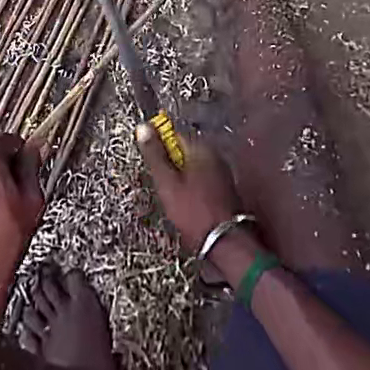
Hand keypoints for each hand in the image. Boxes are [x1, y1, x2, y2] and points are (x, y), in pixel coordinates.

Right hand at [134, 124, 241, 257]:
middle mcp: (215, 155)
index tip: (154, 166)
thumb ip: (155, 154)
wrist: (224, 243)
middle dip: (172, 165)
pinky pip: (204, 180)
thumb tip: (143, 127)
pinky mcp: (226, 189)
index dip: (161, 148)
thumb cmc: (192, 211)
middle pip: (185, 151)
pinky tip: (189, 205)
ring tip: (175, 199)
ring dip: (183, 178)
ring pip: (194, 167)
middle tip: (164, 185)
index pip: (175, 135)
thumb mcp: (167, 182)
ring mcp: (223, 172)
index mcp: (201, 148)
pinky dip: (194, 188)